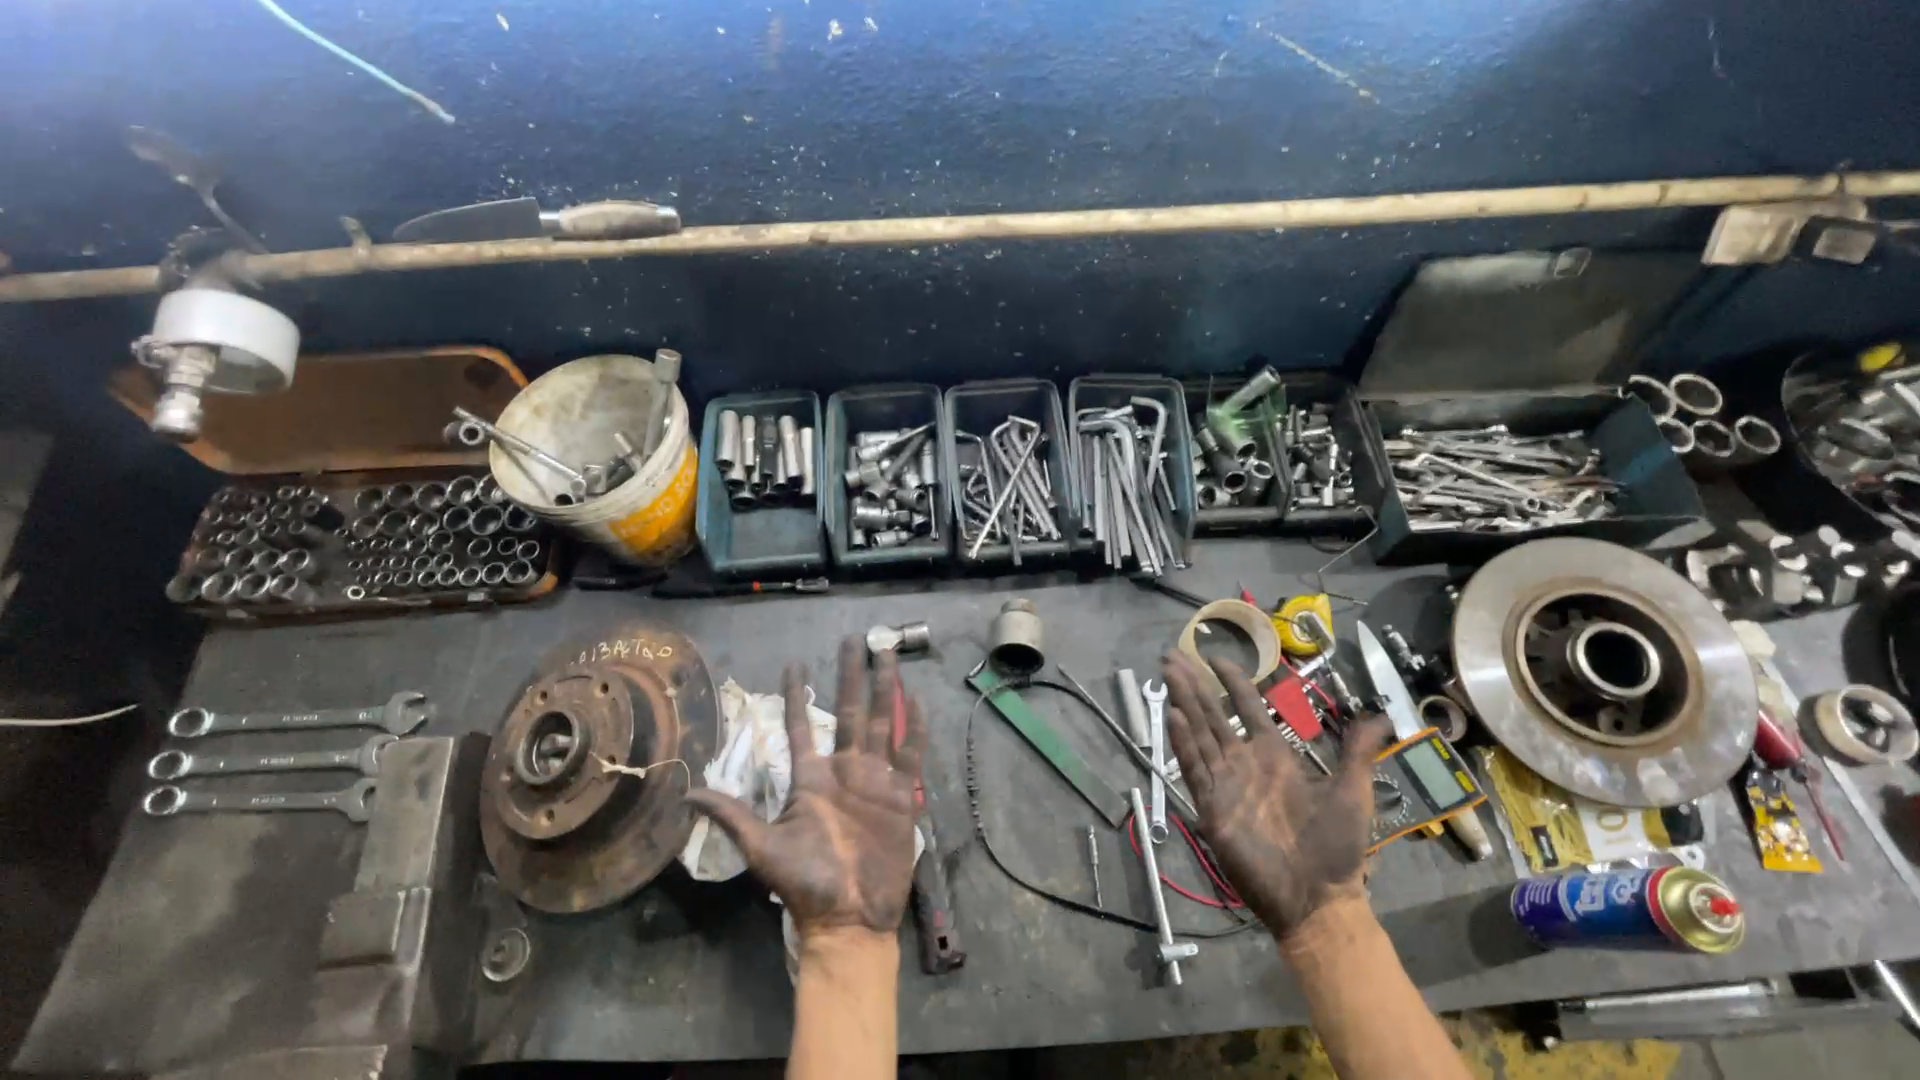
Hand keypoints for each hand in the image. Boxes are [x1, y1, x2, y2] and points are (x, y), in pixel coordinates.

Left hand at [686, 637, 926, 938]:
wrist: (849, 917)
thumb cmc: (806, 883)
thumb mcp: (762, 847)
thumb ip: (731, 814)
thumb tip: (684, 792)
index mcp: (811, 777)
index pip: (801, 725)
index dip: (796, 694)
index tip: (795, 663)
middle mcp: (844, 770)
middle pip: (849, 710)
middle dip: (852, 674)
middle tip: (856, 638)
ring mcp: (875, 779)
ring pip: (880, 720)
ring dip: (885, 687)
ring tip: (888, 652)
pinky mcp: (901, 795)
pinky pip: (910, 753)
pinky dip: (914, 728)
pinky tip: (916, 701)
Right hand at [1161, 650, 1388, 942]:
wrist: (1319, 898)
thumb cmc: (1337, 846)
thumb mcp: (1353, 790)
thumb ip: (1359, 750)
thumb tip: (1379, 715)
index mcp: (1274, 755)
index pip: (1247, 707)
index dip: (1232, 681)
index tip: (1216, 657)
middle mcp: (1245, 763)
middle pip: (1213, 714)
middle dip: (1194, 684)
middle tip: (1172, 655)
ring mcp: (1226, 783)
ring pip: (1199, 733)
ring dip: (1183, 702)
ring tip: (1169, 672)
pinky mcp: (1213, 806)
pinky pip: (1194, 768)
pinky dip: (1183, 742)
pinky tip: (1173, 716)